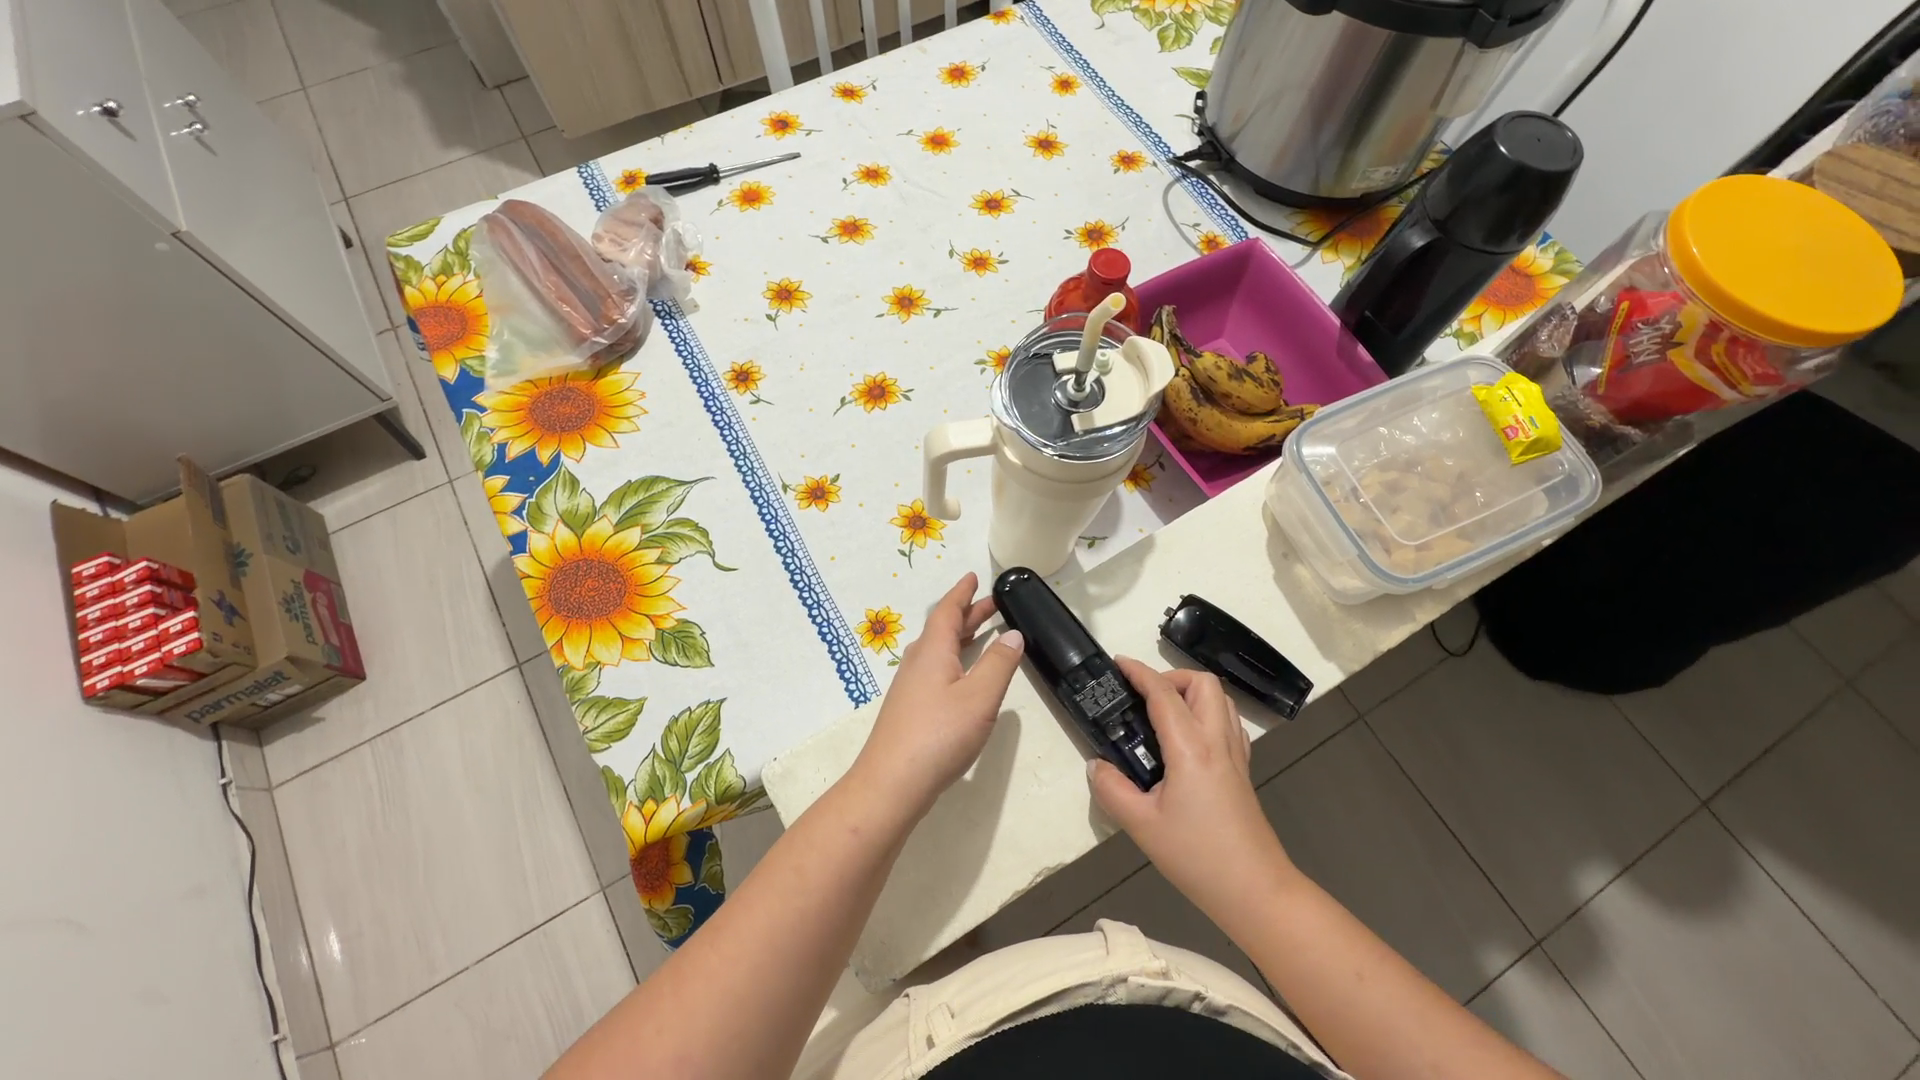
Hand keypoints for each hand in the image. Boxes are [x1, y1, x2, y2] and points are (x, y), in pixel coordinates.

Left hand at [849, 573, 1025, 813]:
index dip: (963, 593)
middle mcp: (917, 663)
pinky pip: (935, 670)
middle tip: (993, 604)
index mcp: (933, 651)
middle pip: (942, 629)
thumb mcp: (980, 697)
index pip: (948, 611)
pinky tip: (963, 677)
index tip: (974, 577)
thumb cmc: (939, 735)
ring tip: (982, 633)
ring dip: (960, 638)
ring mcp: (910, 688)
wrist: (892, 783)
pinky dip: (953, 660)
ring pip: (938, 651)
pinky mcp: (910, 710)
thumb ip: (999, 664)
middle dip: (967, 614)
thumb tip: (1013, 634)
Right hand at [1088, 658, 1294, 922]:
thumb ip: (1112, 790)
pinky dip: (1206, 715)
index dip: (1139, 672)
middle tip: (1143, 695)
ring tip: (1161, 714)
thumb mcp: (1141, 826)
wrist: (1254, 889)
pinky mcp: (1243, 771)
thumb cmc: (1197, 856)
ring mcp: (1236, 755)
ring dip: (1191, 693)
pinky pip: (1228, 724)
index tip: (1117, 664)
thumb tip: (1096, 765)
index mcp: (1191, 749)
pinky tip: (1187, 740)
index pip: (1164, 694)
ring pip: (1221, 700)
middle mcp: (1218, 741)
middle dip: (1171, 676)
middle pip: (1203, 683)